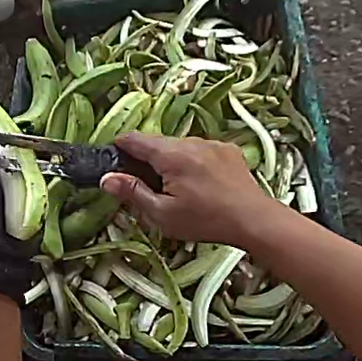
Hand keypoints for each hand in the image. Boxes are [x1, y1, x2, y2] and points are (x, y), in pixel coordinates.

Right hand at [101, 132, 287, 246]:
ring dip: (171, 162)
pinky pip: (201, 151)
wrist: (253, 220)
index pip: (135, 139)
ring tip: (175, 189)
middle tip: (144, 185)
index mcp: (171, 155)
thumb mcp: (163, 214)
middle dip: (146, 160)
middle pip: (159, 143)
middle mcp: (192, 142)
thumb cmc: (205, 221)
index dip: (119, 146)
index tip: (112, 156)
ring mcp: (212, 144)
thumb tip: (107, 178)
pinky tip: (199, 185)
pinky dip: (193, 163)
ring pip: (181, 147)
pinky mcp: (228, 151)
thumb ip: (133, 193)